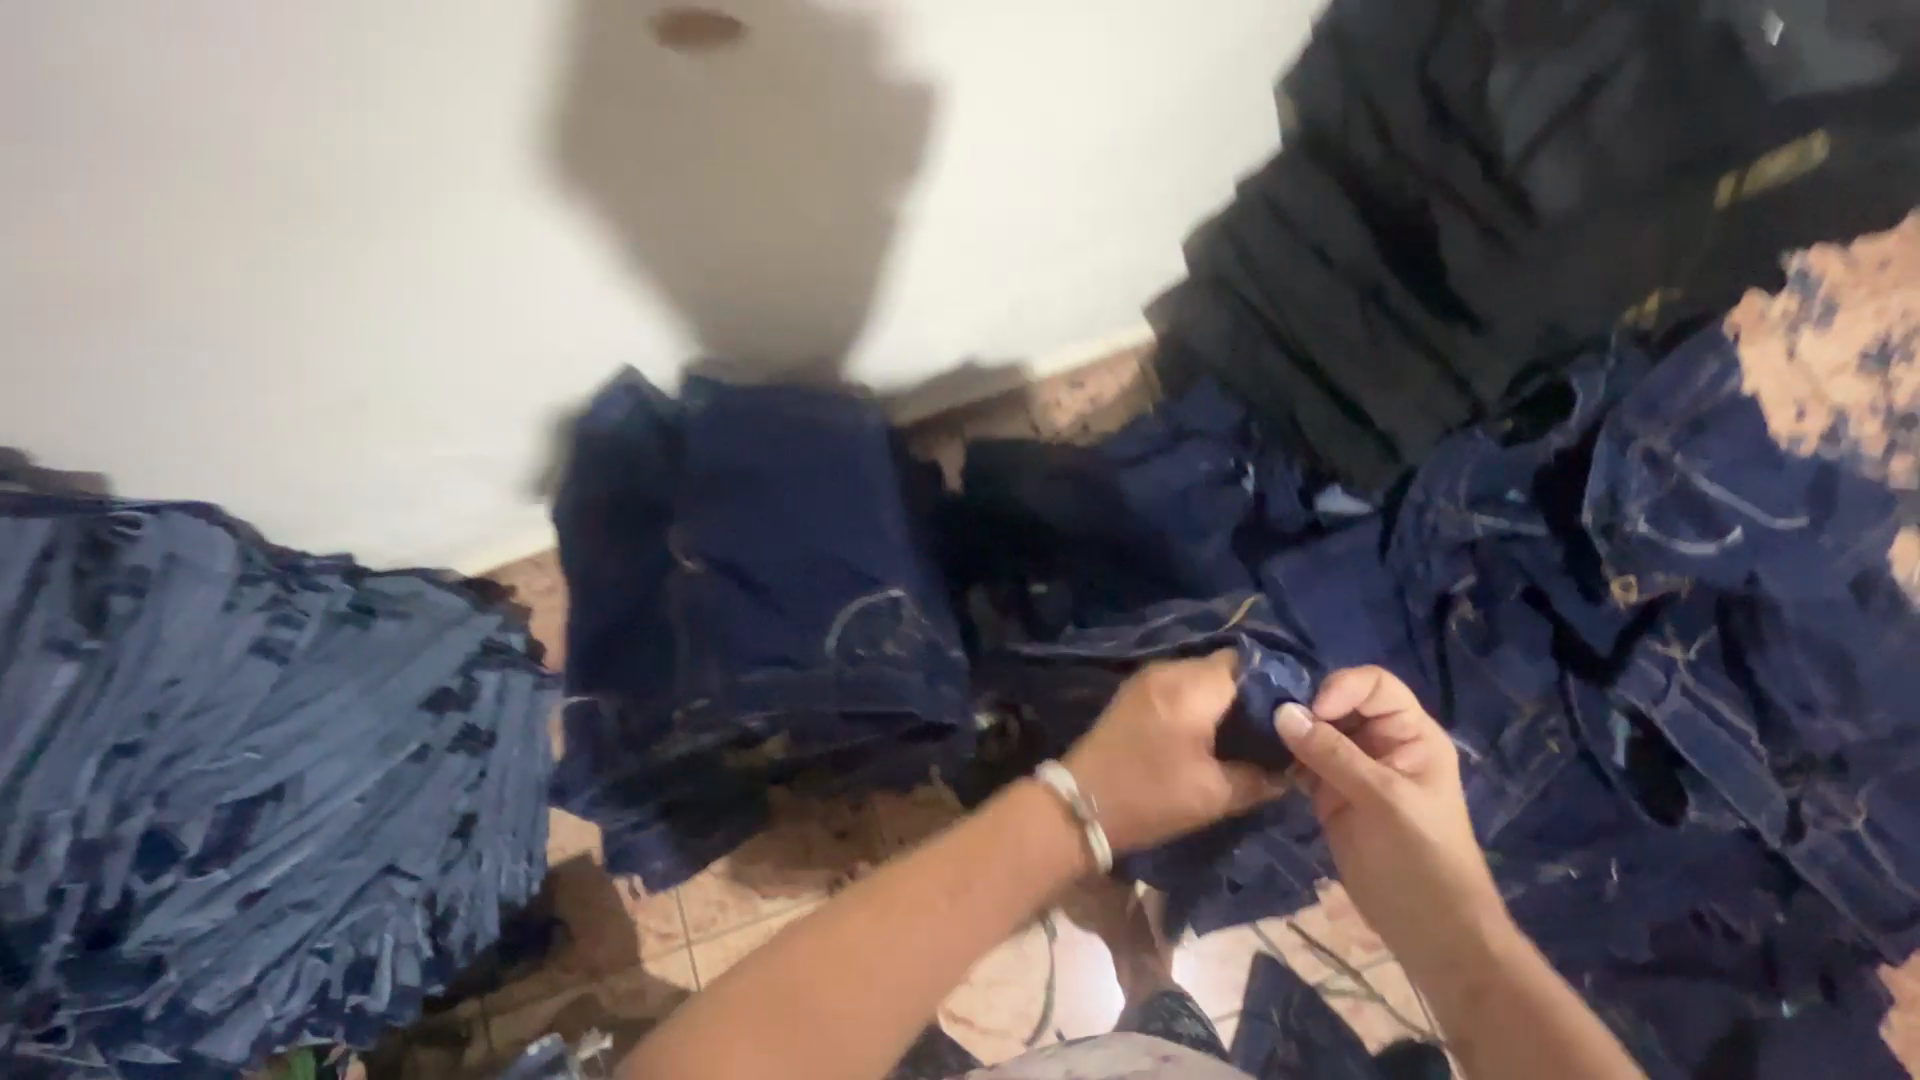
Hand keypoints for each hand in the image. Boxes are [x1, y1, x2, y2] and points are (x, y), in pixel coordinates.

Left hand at [1063, 651, 1287, 853]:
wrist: (1079, 806)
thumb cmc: (1149, 798)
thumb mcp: (1215, 795)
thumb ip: (1261, 777)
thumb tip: (1293, 768)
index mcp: (1192, 686)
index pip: (1250, 663)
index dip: (1278, 684)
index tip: (1297, 715)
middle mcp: (1169, 670)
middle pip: (1226, 667)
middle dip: (1253, 694)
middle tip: (1277, 728)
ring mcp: (1147, 680)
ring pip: (1202, 676)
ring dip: (1226, 699)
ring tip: (1249, 733)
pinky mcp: (1134, 694)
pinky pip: (1180, 686)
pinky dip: (1201, 703)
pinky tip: (1213, 734)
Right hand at [1274, 666, 1510, 973]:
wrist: (1430, 930)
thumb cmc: (1422, 858)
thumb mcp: (1382, 800)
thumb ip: (1332, 754)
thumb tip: (1282, 712)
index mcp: (1411, 735)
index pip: (1375, 685)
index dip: (1342, 688)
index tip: (1314, 711)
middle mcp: (1382, 744)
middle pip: (1339, 703)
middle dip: (1308, 708)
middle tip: (1275, 724)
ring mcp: (1354, 770)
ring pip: (1316, 731)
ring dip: (1291, 732)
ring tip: (1263, 739)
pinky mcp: (1330, 795)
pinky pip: (1303, 762)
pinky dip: (1284, 759)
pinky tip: (1266, 762)